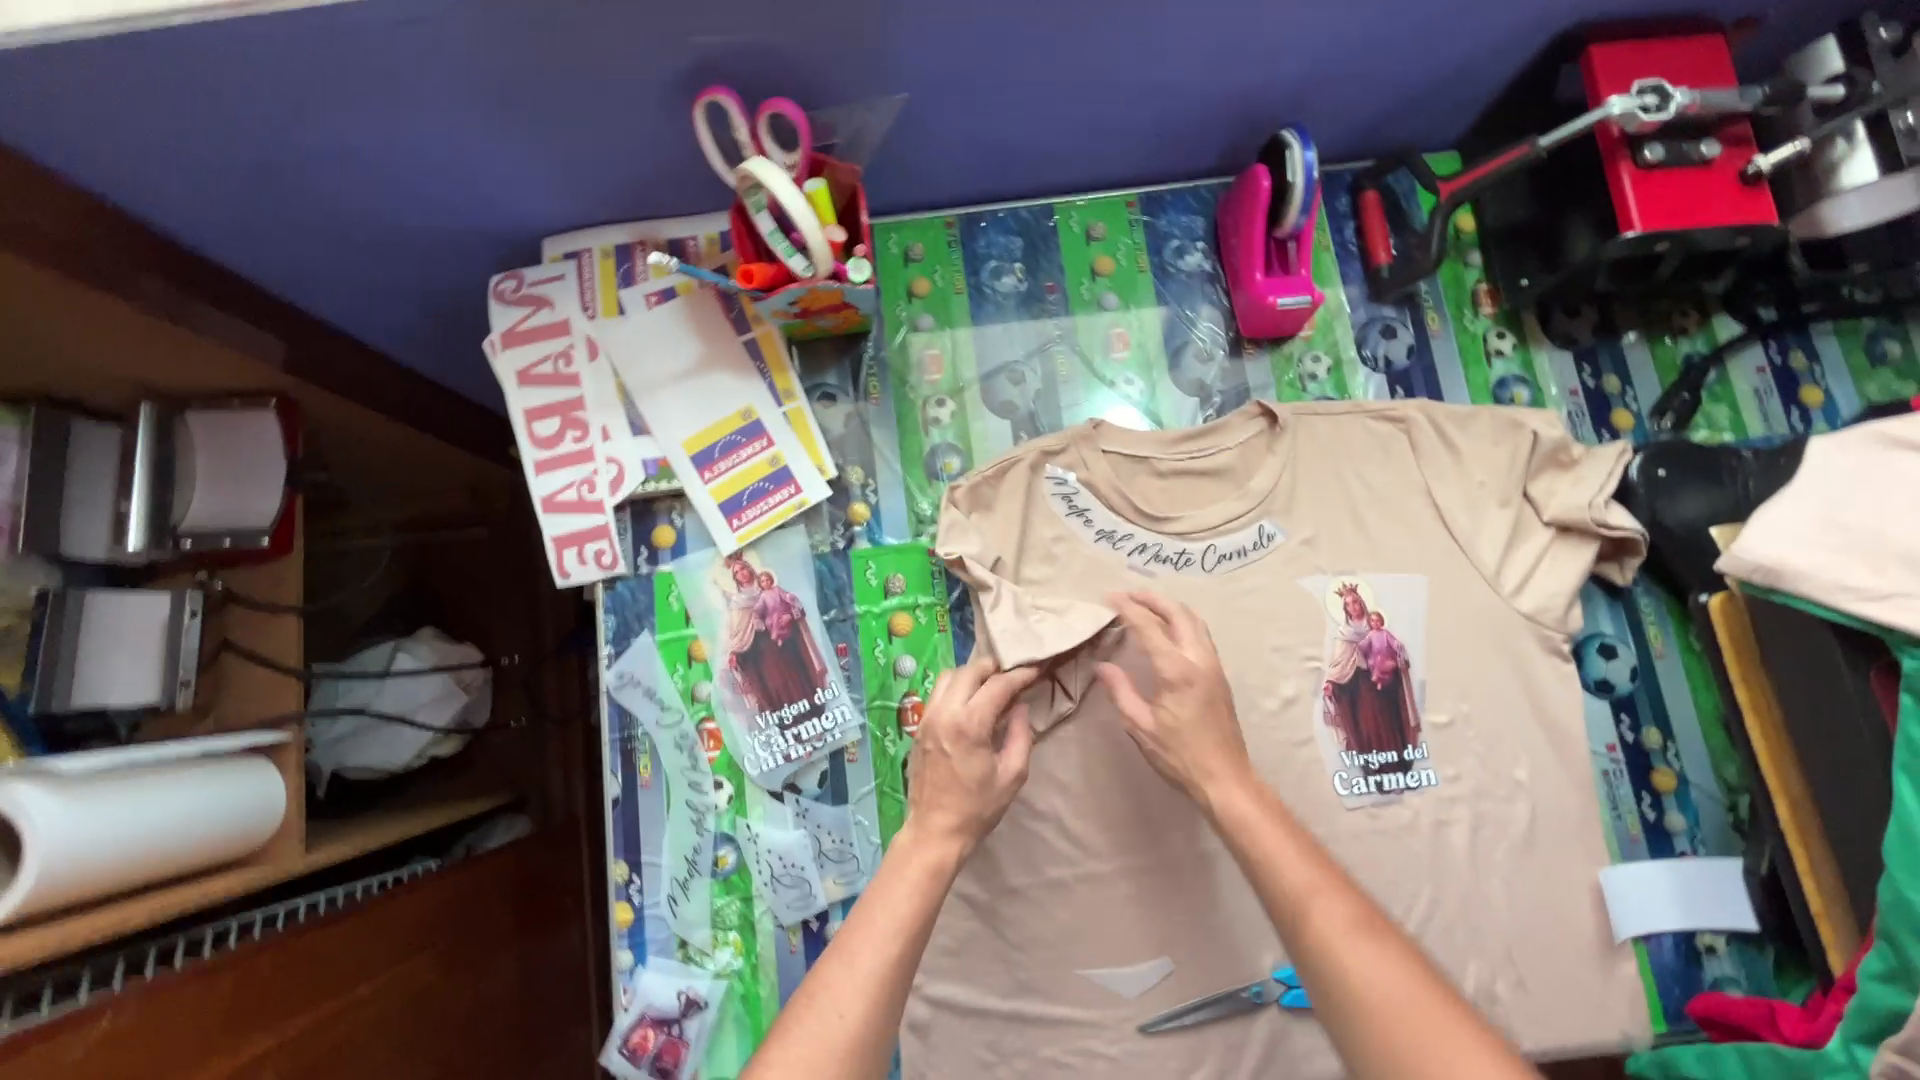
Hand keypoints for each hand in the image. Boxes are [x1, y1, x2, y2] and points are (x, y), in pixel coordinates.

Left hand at [905, 658, 1038, 858]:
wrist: (934, 831)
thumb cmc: (977, 808)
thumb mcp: (1012, 775)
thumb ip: (1020, 735)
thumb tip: (1020, 706)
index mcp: (969, 725)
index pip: (998, 685)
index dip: (1019, 674)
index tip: (1035, 668)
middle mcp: (944, 713)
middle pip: (969, 671)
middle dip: (994, 668)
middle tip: (1013, 673)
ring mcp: (927, 718)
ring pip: (948, 676)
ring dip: (971, 674)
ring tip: (990, 684)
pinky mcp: (918, 726)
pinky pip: (937, 693)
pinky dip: (955, 687)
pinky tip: (970, 700)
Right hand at [1094, 591, 1255, 810]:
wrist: (1225, 777)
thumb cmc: (1180, 755)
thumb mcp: (1141, 726)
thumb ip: (1121, 692)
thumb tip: (1102, 666)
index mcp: (1177, 671)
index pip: (1149, 627)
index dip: (1128, 609)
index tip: (1109, 597)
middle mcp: (1199, 660)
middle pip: (1178, 613)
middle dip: (1152, 599)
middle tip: (1127, 594)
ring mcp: (1214, 665)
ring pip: (1194, 621)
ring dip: (1170, 607)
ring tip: (1146, 605)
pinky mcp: (1219, 674)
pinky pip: (1201, 634)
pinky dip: (1182, 621)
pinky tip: (1168, 629)